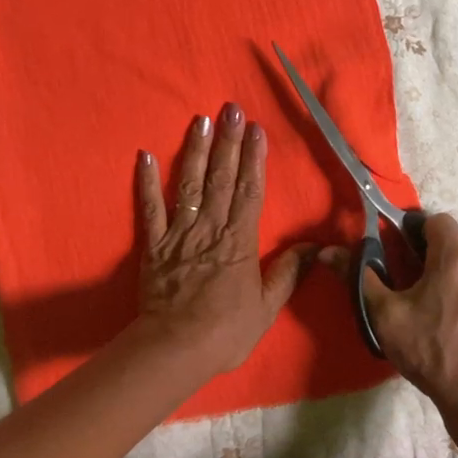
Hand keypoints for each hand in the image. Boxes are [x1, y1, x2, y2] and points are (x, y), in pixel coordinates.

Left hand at [133, 102, 313, 375]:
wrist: (176, 348)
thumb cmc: (226, 331)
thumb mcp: (267, 307)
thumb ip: (287, 273)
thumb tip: (313, 248)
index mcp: (240, 240)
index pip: (249, 190)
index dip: (253, 158)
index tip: (256, 129)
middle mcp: (210, 226)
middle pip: (221, 177)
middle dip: (227, 142)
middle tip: (231, 109)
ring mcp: (179, 232)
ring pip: (188, 184)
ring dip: (194, 150)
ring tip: (200, 120)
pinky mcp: (153, 243)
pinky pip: (149, 208)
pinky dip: (146, 181)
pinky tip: (145, 155)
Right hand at [336, 213, 457, 414]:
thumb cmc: (432, 355)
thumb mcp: (387, 318)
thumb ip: (361, 278)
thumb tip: (328, 252)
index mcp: (454, 261)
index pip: (440, 221)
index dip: (422, 229)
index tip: (409, 250)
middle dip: (441, 253)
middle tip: (423, 282)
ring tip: (447, 308)